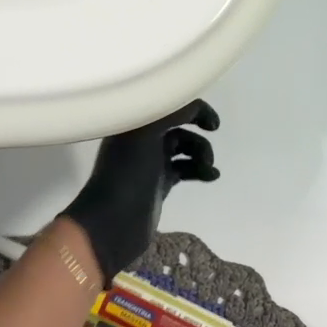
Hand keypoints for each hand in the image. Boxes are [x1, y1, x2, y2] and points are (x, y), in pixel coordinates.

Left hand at [60, 99, 220, 284]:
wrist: (113, 220)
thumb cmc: (127, 172)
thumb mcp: (146, 132)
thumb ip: (170, 112)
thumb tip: (194, 106)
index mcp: (134, 123)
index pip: (167, 105)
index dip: (193, 110)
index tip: (212, 125)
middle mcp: (141, 139)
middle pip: (179, 128)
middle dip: (198, 138)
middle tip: (204, 156)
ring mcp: (150, 163)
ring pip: (184, 150)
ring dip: (201, 155)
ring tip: (207, 169)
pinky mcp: (159, 185)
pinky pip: (184, 169)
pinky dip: (199, 170)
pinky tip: (211, 176)